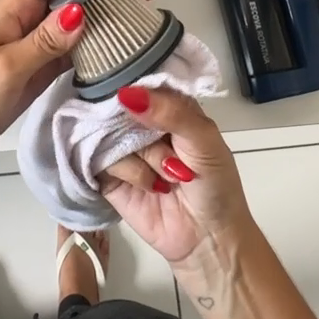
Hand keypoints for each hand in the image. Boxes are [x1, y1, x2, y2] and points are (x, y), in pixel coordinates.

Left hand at [0, 0, 160, 160]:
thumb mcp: (5, 69)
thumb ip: (43, 41)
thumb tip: (80, 11)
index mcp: (14, 6)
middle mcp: (29, 14)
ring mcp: (38, 38)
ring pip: (81, 9)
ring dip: (112, 4)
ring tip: (145, 7)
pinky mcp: (44, 61)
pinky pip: (79, 40)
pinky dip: (104, 36)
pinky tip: (124, 40)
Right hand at [99, 88, 251, 267]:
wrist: (208, 240)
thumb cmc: (216, 184)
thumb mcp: (205, 139)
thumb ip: (171, 112)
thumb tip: (127, 94)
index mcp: (167, 104)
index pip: (141, 78)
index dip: (135, 82)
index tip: (133, 89)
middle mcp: (141, 122)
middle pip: (120, 105)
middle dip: (143, 129)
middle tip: (171, 155)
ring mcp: (123, 147)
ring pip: (111, 132)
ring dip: (144, 158)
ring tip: (166, 178)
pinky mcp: (108, 174)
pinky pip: (102, 160)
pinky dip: (129, 172)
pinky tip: (149, 186)